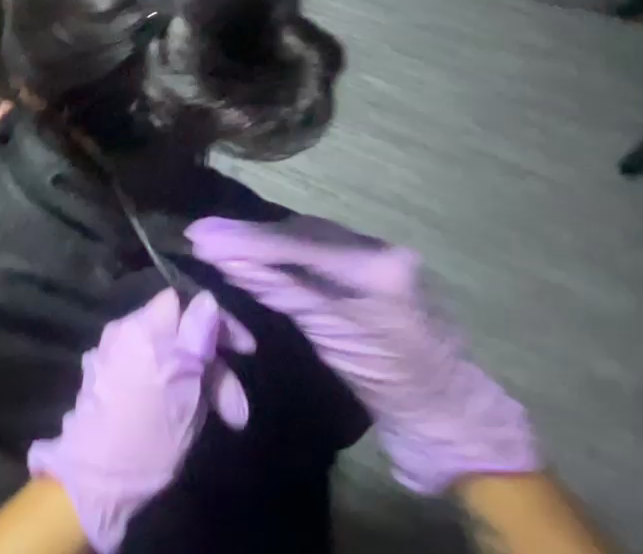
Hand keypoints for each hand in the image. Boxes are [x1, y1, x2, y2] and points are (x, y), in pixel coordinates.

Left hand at [27, 289, 253, 553]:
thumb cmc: (149, 433)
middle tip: (234, 409)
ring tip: (216, 417)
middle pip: (175, 330)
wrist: (97, 475)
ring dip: (195, 378)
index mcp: (140, 328)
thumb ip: (196, 339)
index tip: (244, 350)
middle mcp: (120, 332)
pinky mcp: (104, 376)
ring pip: (164, 352)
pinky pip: (145, 366)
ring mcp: (108, 353)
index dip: (216, 319)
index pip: (181, 300)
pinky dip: (170, 382)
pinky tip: (183, 413)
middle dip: (211, 362)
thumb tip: (208, 300)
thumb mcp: (185, 387)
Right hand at [186, 216, 539, 494]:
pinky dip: (278, 250)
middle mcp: (378, 247)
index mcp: (378, 265)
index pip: (297, 242)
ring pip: (303, 236)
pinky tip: (250, 252)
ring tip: (215, 240)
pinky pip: (313, 248)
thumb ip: (277, 289)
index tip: (197, 233)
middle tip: (199, 235)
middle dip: (246, 234)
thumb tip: (218, 255)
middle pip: (297, 232)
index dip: (243, 238)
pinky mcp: (368, 265)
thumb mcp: (330, 335)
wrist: (445, 411)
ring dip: (259, 240)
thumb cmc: (391, 381)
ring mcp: (376, 254)